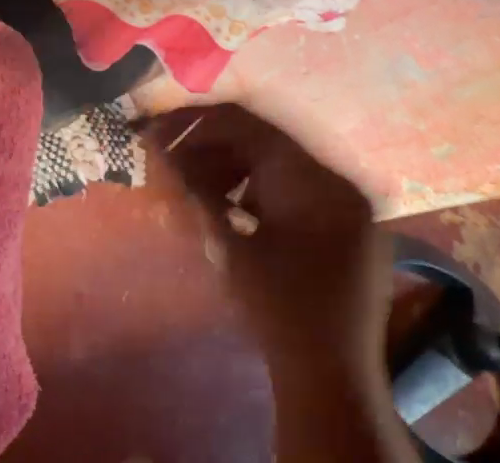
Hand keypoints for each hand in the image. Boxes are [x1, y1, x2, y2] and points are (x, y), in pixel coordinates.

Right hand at [147, 103, 410, 462]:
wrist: (331, 377)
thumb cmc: (275, 307)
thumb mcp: (225, 241)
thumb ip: (191, 185)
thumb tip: (152, 142)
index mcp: (318, 181)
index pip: (247, 125)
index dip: (193, 122)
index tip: (151, 130)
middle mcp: (341, 182)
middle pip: (261, 141)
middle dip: (207, 145)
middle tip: (163, 159)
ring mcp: (349, 205)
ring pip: (275, 163)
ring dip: (227, 166)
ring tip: (188, 186)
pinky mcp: (347, 227)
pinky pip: (293, 188)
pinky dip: (252, 188)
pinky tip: (224, 209)